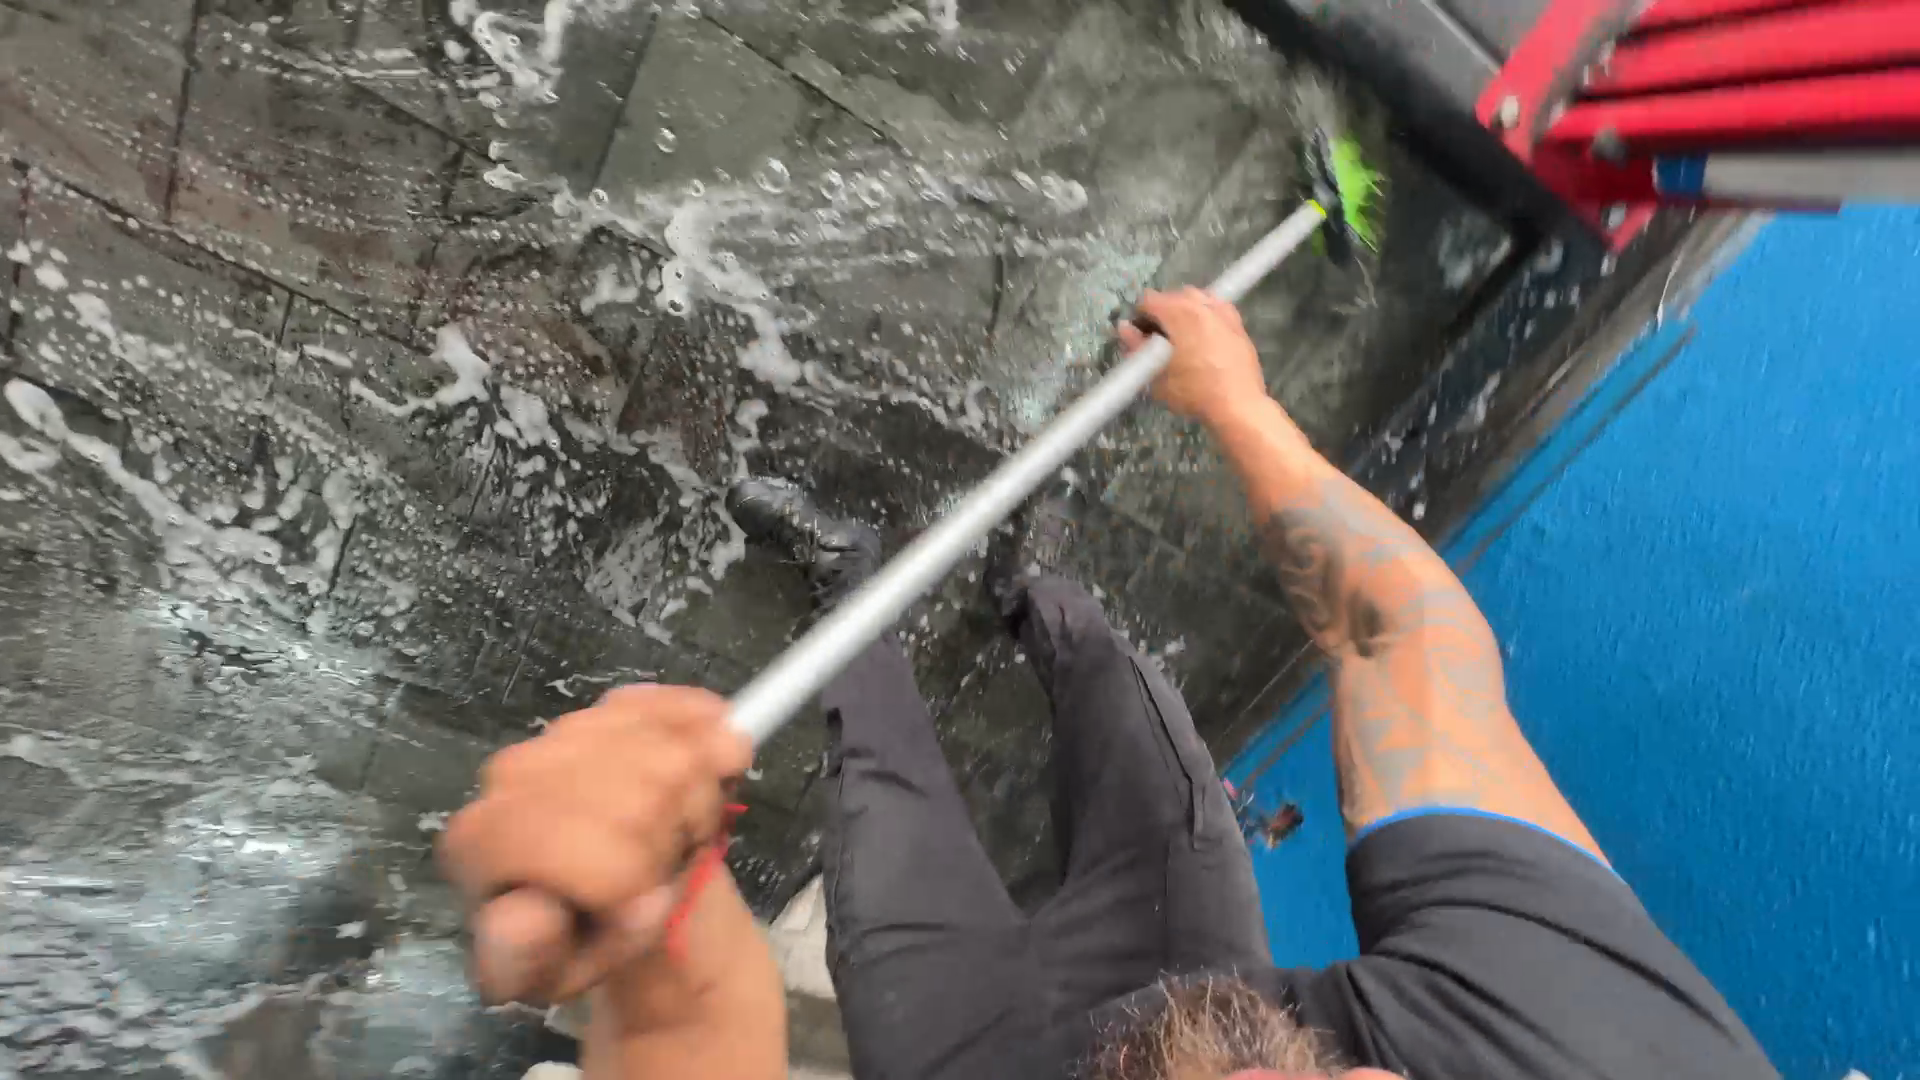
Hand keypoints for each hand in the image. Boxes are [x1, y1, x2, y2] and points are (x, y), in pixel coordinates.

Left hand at [439, 685, 751, 1004]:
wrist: (611, 882)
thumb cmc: (580, 932)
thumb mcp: (548, 972)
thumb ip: (526, 956)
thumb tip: (523, 916)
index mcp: (483, 839)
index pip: (587, 846)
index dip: (632, 879)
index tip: (638, 905)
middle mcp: (514, 771)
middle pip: (639, 796)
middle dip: (672, 837)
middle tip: (666, 862)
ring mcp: (568, 728)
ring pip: (672, 752)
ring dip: (697, 798)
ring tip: (681, 827)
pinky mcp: (615, 702)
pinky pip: (680, 705)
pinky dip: (710, 733)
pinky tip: (715, 758)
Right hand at [1116, 287, 1268, 427]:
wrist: (1236, 403)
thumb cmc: (1192, 391)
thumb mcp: (1155, 375)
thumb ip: (1137, 348)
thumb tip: (1124, 327)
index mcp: (1179, 314)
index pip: (1149, 299)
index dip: (1139, 317)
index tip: (1140, 336)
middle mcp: (1201, 305)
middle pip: (1173, 295)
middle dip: (1162, 312)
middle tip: (1158, 338)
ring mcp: (1223, 311)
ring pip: (1197, 297)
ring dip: (1184, 309)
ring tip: (1181, 334)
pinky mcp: (1237, 323)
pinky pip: (1216, 306)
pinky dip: (1205, 313)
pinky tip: (1203, 333)